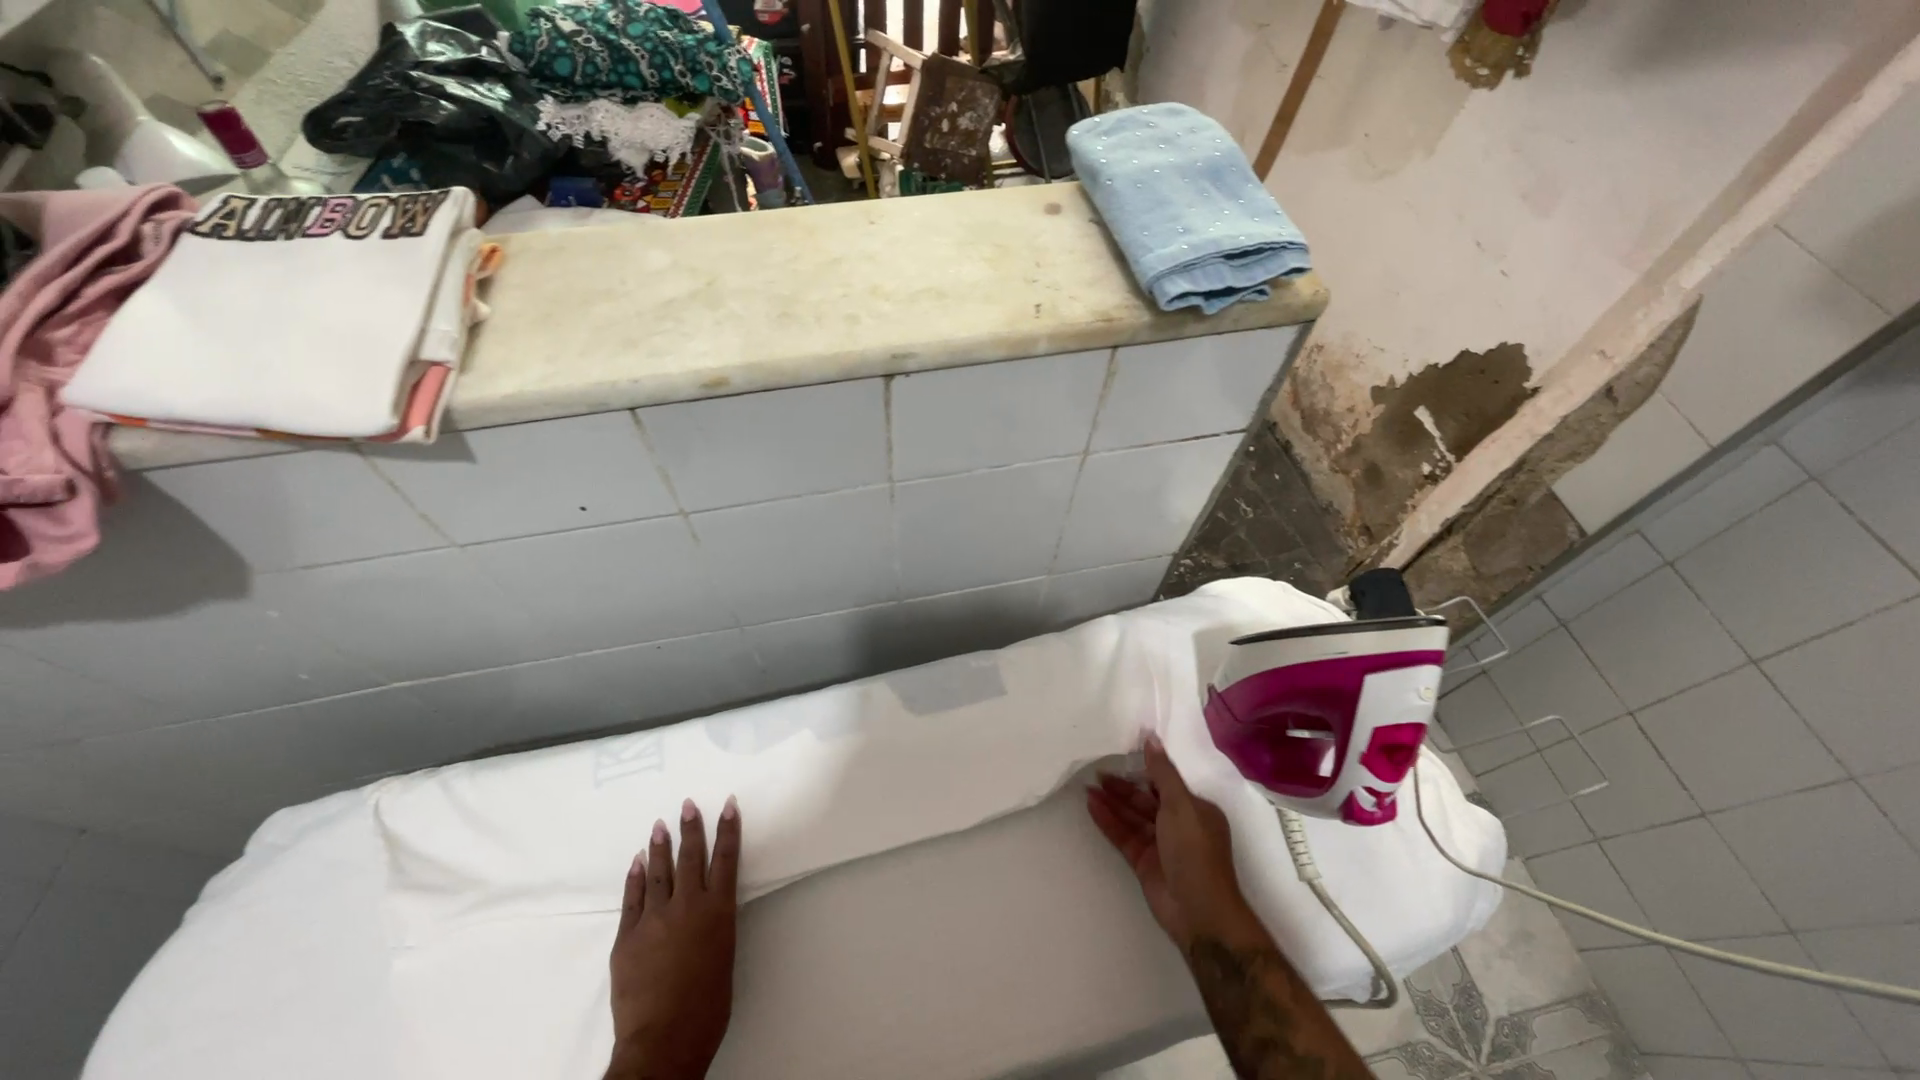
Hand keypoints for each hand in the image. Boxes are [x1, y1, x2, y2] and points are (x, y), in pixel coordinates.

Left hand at [604, 796, 741, 1079]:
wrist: (664, 1038)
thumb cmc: (708, 1008)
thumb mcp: (724, 958)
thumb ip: (714, 929)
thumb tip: (704, 915)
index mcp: (718, 912)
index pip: (726, 860)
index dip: (728, 830)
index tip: (727, 805)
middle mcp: (688, 906)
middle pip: (690, 858)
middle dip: (691, 828)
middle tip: (687, 804)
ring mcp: (654, 918)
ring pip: (658, 872)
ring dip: (660, 847)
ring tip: (659, 825)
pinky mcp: (627, 935)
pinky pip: (632, 898)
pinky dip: (635, 878)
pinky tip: (637, 863)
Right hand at [1086, 734, 1254, 950]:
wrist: (1198, 910)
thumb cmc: (1195, 851)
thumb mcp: (1181, 805)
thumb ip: (1162, 772)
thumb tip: (1150, 737)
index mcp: (1196, 809)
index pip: (1166, 783)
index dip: (1145, 769)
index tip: (1121, 754)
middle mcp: (1179, 825)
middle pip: (1146, 800)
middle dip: (1123, 786)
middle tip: (1096, 771)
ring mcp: (1160, 845)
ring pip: (1132, 817)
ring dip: (1112, 802)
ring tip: (1087, 787)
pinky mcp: (1144, 862)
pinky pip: (1124, 836)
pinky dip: (1108, 821)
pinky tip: (1092, 807)